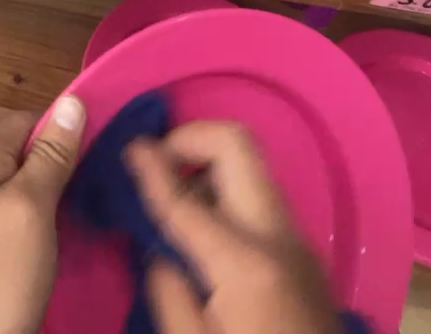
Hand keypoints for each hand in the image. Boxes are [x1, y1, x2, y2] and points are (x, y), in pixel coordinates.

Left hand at [0, 96, 86, 333]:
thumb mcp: (32, 211)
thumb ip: (53, 153)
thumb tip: (73, 99)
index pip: (37, 122)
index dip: (62, 154)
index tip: (77, 191)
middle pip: (20, 148)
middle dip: (45, 180)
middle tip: (57, 222)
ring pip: (7, 178)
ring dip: (29, 204)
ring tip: (39, 241)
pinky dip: (7, 221)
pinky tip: (15, 252)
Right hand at [126, 122, 340, 333]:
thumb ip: (169, 289)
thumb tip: (160, 248)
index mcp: (245, 261)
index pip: (184, 196)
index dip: (151, 167)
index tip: (128, 146)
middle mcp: (277, 234)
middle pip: (236, 146)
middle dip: (190, 140)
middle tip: (155, 165)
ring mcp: (297, 241)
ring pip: (249, 166)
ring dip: (206, 165)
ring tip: (171, 198)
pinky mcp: (302, 255)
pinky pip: (257, 198)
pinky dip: (223, 191)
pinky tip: (200, 230)